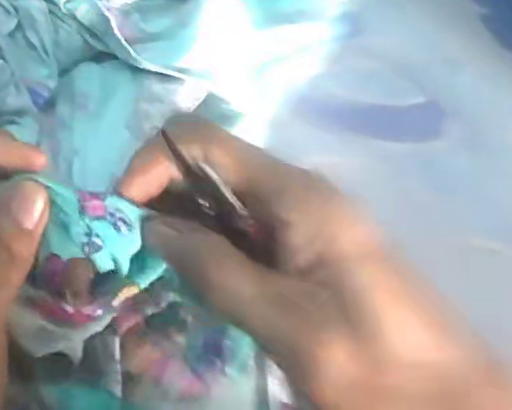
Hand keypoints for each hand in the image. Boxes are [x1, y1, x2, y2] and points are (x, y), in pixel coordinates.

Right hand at [119, 116, 511, 409]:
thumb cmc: (385, 373)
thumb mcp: (293, 330)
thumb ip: (215, 270)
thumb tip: (149, 226)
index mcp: (295, 193)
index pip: (196, 138)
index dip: (151, 161)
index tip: (126, 211)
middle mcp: (294, 191)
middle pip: (202, 160)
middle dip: (159, 191)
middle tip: (133, 241)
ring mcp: (301, 218)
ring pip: (216, 193)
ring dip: (178, 218)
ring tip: (156, 260)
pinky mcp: (305, 246)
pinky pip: (237, 224)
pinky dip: (204, 239)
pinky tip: (195, 274)